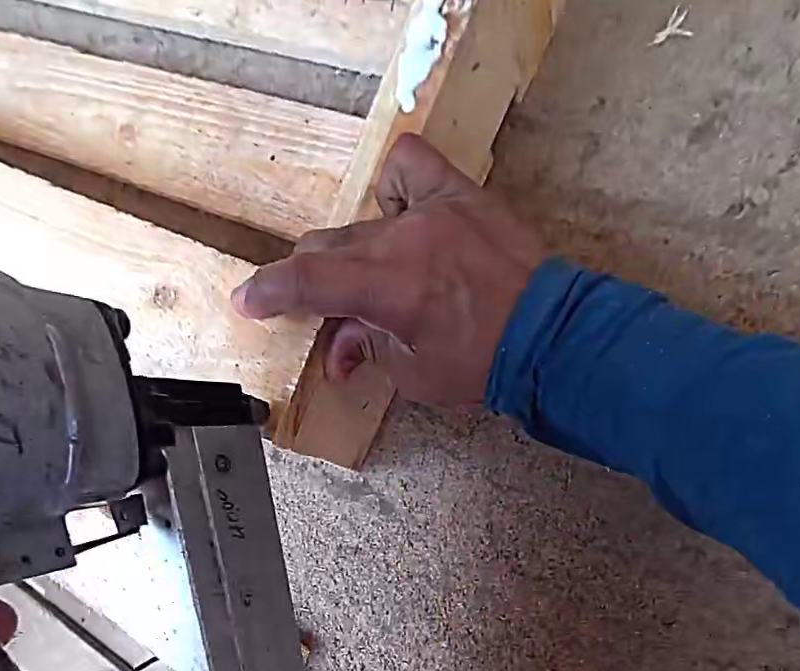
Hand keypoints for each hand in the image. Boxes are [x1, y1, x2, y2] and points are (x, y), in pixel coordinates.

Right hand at [231, 134, 547, 404]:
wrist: (549, 335)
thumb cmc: (485, 363)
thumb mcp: (416, 375)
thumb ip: (369, 349)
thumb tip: (340, 346)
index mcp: (389, 289)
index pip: (307, 282)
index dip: (269, 292)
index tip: (250, 302)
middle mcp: (402, 240)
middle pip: (328, 249)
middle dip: (320, 289)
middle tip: (338, 322)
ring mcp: (431, 211)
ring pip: (362, 221)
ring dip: (355, 255)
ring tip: (381, 281)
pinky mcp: (461, 195)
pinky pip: (409, 168)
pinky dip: (393, 188)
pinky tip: (401, 215)